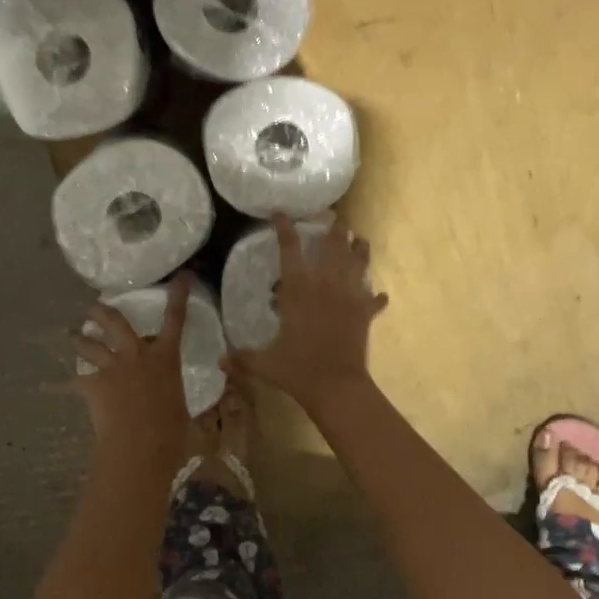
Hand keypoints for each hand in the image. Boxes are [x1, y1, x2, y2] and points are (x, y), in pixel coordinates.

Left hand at [71, 276, 191, 463]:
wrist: (139, 446)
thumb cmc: (171, 432)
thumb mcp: (184, 414)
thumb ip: (181, 407)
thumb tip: (196, 419)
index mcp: (166, 358)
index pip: (176, 320)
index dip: (178, 297)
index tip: (181, 277)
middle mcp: (138, 355)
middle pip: (118, 324)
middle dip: (104, 311)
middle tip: (93, 306)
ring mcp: (113, 368)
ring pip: (91, 346)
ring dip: (81, 339)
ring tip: (71, 335)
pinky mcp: (92, 386)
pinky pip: (71, 383)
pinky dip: (56, 385)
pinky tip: (43, 386)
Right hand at [232, 214, 387, 408]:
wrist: (337, 385)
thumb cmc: (298, 369)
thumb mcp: (265, 363)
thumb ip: (242, 358)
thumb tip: (219, 360)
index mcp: (298, 288)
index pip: (289, 248)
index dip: (284, 227)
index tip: (281, 212)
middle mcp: (325, 283)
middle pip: (333, 244)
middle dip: (335, 227)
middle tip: (336, 217)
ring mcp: (349, 294)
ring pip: (359, 261)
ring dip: (360, 248)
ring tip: (360, 240)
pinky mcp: (365, 311)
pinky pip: (374, 298)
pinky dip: (376, 296)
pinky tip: (379, 295)